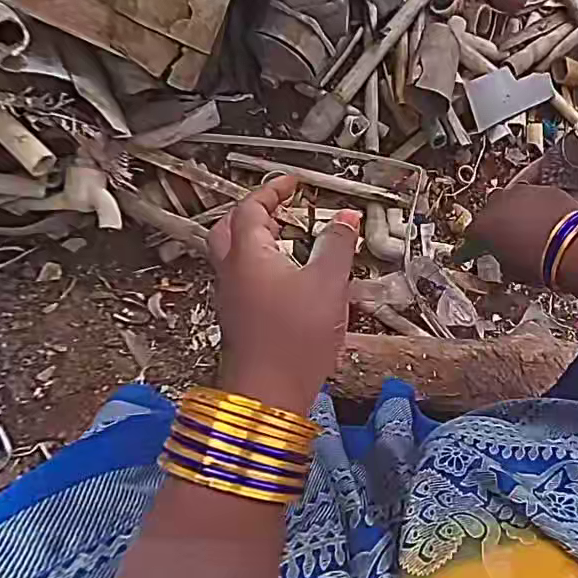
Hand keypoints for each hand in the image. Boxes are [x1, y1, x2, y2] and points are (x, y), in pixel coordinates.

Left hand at [207, 176, 359, 414]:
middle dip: (255, 212)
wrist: (269, 393)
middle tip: (281, 208)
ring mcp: (231, 297)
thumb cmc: (292, 339)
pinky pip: (242, 279)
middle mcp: (231, 273)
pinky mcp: (239, 319)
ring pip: (233, 254)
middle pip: (230, 228)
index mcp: (247, 255)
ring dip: (255, 239)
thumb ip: (337, 245)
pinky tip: (286, 278)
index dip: (272, 190)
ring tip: (287, 238)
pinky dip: (259, 265)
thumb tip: (346, 218)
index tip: (293, 184)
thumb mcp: (327, 284)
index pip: (251, 208)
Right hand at [467, 184, 577, 284]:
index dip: (472, 247)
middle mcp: (496, 204)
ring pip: (511, 199)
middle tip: (504, 238)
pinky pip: (534, 197)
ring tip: (527, 228)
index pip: (470, 237)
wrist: (573, 247)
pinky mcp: (544, 189)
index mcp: (482, 227)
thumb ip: (501, 260)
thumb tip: (505, 260)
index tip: (473, 252)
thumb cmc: (539, 262)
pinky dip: (536, 207)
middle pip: (489, 211)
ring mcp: (520, 193)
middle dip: (495, 223)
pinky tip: (545, 221)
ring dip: (515, 211)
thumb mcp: (511, 270)